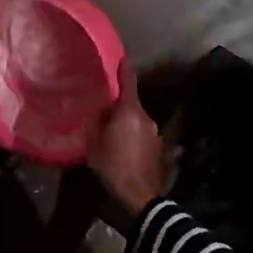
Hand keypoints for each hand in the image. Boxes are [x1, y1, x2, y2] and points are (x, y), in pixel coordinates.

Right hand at [89, 59, 167, 211]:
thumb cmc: (113, 165)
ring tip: (109, 129)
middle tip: (102, 105)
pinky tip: (120, 146)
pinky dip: (131, 134)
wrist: (141, 196)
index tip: (121, 56)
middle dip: (118, 103)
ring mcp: (155, 133)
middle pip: (131, 102)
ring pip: (136, 119)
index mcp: (130, 111)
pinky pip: (140, 133)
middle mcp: (147, 117)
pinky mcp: (158, 148)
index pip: (128, 82)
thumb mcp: (94, 142)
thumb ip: (97, 120)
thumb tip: (102, 109)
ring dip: (124, 120)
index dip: (124, 68)